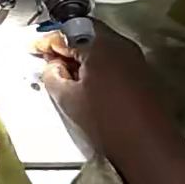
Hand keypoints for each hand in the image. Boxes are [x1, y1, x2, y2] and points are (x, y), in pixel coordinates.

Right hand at [32, 21, 157, 144]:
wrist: (152, 151)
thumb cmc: (105, 121)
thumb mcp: (67, 98)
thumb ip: (52, 74)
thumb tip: (53, 65)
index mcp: (100, 45)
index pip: (66, 32)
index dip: (46, 41)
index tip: (33, 51)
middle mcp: (120, 45)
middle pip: (86, 33)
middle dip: (65, 44)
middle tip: (48, 58)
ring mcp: (135, 59)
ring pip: (101, 46)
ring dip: (81, 54)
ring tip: (65, 71)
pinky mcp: (144, 74)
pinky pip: (113, 58)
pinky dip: (96, 64)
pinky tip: (87, 81)